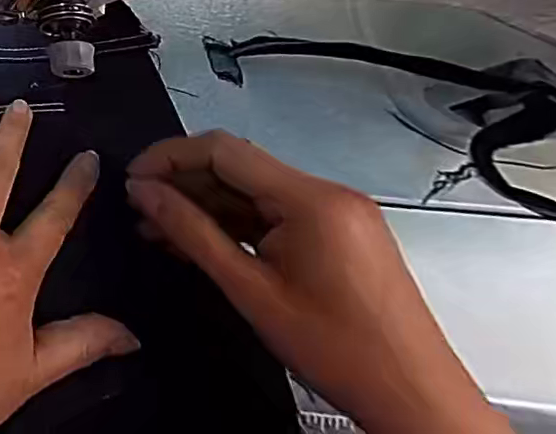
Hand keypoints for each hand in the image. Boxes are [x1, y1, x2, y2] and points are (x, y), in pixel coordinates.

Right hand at [126, 132, 510, 433]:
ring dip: (206, 205)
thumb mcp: (252, 292)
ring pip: (252, 190)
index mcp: (310, 198)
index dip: (170, 156)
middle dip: (184, 183)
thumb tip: (146, 194)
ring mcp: (335, 209)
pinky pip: (273, 211)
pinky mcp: (337, 229)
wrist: (420, 406)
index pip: (223, 149)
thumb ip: (192, 233)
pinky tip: (203, 240)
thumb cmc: (344, 355)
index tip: (136, 176)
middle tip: (142, 206)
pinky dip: (236, 222)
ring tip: (161, 228)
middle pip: (237, 166)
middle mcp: (326, 191)